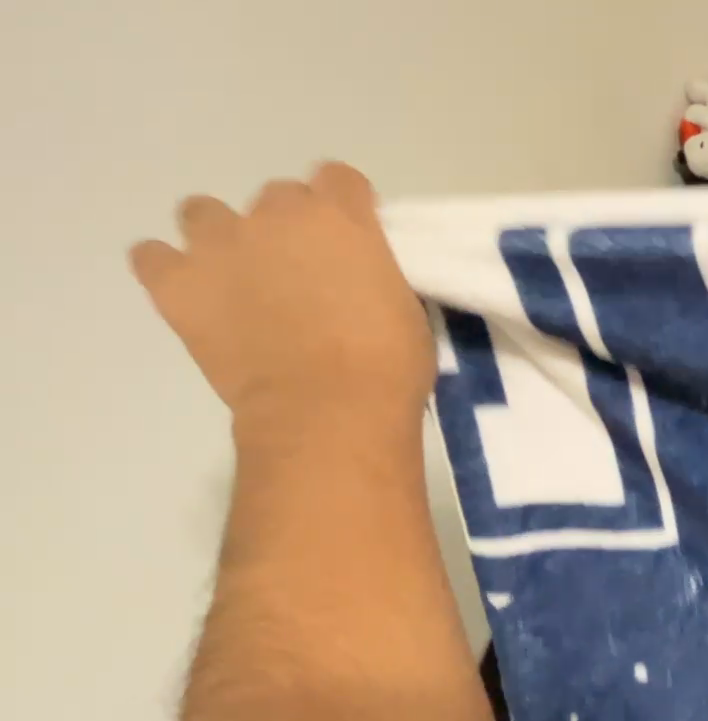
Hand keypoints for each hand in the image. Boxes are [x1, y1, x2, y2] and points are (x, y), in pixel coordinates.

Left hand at [131, 163, 432, 435]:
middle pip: (279, 196)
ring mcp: (216, 245)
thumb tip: (360, 277)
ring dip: (227, 238)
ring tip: (248, 281)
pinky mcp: (175, 282)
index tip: (359, 240)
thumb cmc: (390, 365)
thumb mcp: (408, 311)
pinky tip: (201, 297)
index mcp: (342, 220)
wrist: (330, 409)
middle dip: (293, 228)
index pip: (340, 178)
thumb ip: (377, 275)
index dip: (350, 206)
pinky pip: (154, 256)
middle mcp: (275, 217)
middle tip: (310, 275)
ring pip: (205, 213)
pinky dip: (175, 270)